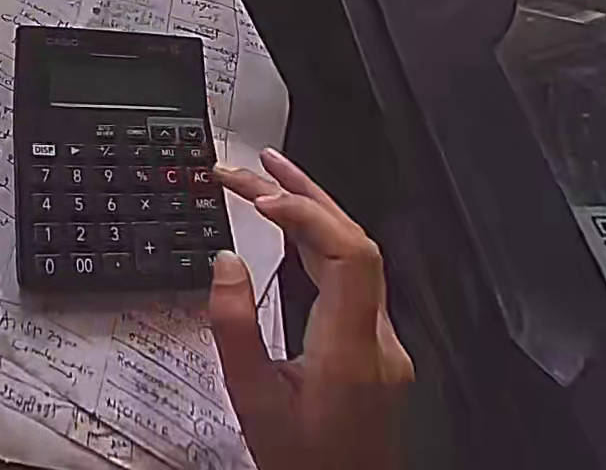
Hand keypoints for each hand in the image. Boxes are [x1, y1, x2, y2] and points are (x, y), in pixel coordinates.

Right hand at [210, 149, 413, 469]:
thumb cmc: (305, 463)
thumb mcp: (253, 403)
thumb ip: (235, 329)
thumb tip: (226, 260)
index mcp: (352, 350)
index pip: (348, 254)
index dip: (307, 213)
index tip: (260, 198)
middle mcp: (376, 335)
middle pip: (350, 239)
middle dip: (300, 192)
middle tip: (253, 165)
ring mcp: (380, 335)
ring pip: (352, 249)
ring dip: (309, 206)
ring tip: (268, 175)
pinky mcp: (371, 337)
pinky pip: (348, 266)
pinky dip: (316, 233)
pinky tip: (290, 221)